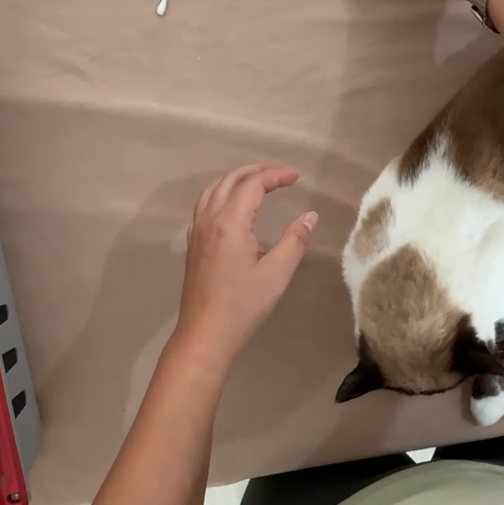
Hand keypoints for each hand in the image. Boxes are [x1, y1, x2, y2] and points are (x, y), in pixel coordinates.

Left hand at [171, 164, 317, 373]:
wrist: (206, 332)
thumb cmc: (244, 305)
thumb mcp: (277, 273)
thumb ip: (294, 240)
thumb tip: (310, 216)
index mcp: (230, 222)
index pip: (253, 184)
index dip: (276, 175)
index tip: (297, 177)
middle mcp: (209, 220)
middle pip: (230, 180)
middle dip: (256, 172)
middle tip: (281, 174)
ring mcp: (197, 232)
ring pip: (213, 190)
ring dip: (236, 179)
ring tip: (258, 182)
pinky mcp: (194, 244)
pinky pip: (205, 205)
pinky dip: (222, 194)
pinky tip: (233, 207)